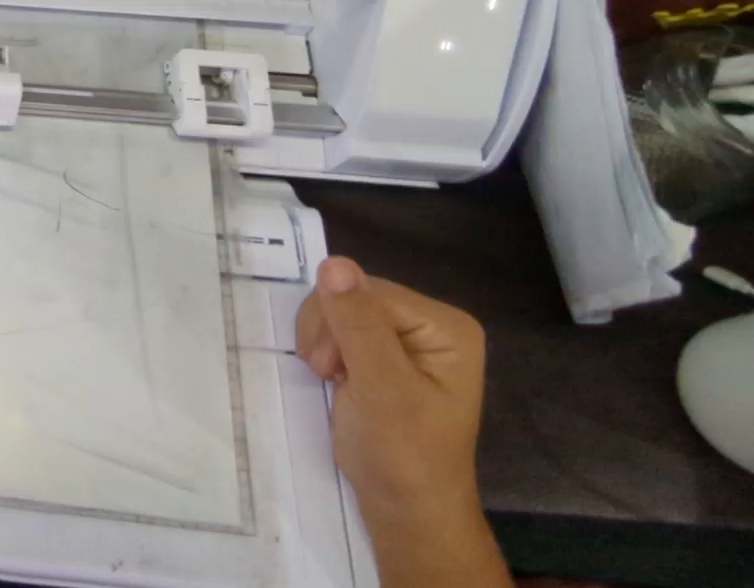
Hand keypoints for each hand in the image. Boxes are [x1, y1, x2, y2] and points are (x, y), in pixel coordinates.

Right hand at [296, 256, 511, 587]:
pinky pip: (338, 324)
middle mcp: (431, 324)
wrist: (403, 504)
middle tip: (327, 373)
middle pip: (352, 295)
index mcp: (447, 326)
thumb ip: (357, 323)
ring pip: (338, 306)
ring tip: (330, 376)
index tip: (327, 366)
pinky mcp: (382, 351)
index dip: (336, 321)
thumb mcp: (380, 386)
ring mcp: (406, 337)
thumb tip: (334, 262)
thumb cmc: (401, 449)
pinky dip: (324, 346)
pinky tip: (334, 373)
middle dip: (327, 331)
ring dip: (321, 339)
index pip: (369, 292)